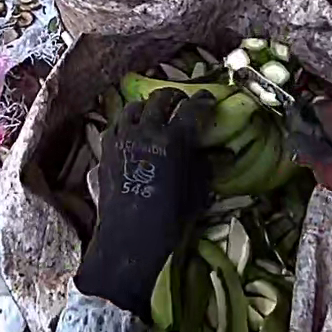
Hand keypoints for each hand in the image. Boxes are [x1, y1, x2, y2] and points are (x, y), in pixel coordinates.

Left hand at [75, 90, 214, 315]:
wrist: (129, 235)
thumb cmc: (169, 217)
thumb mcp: (197, 192)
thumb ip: (208, 165)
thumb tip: (225, 151)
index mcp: (174, 140)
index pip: (192, 109)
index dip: (203, 101)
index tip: (209, 99)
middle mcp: (146, 130)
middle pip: (160, 99)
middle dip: (174, 96)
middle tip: (182, 102)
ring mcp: (123, 136)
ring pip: (135, 107)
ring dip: (148, 106)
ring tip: (156, 112)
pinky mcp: (107, 146)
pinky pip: (117, 123)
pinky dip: (128, 121)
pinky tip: (134, 130)